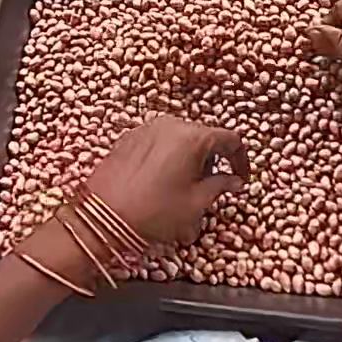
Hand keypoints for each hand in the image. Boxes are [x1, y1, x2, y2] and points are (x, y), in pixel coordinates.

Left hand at [84, 116, 248, 247]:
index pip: (230, 140)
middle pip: (203, 138)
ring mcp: (145, 129)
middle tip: (211, 189)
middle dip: (212, 162)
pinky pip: (158, 144)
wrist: (101, 217)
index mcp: (192, 136)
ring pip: (179, 140)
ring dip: (189, 161)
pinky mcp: (128, 139)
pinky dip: (167, 159)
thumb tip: (233, 181)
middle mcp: (169, 124)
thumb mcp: (195, 204)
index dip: (240, 160)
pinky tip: (161, 184)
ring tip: (184, 190)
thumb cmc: (153, 211)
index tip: (241, 178)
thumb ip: (219, 186)